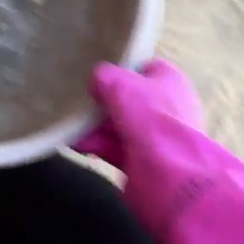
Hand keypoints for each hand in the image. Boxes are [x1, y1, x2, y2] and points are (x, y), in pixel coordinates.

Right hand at [73, 59, 203, 170]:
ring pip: (120, 123)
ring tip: (73, 126)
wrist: (169, 175)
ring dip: (96, 125)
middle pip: (129, 98)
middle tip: (81, 102)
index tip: (98, 76)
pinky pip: (117, 147)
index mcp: (170, 80)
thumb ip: (103, 76)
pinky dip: (98, 144)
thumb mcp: (120, 84)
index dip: (121, 69)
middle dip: (103, 102)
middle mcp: (167, 106)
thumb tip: (96, 82)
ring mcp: (157, 136)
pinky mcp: (145, 162)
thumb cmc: (149, 117)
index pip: (143, 68)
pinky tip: (77, 143)